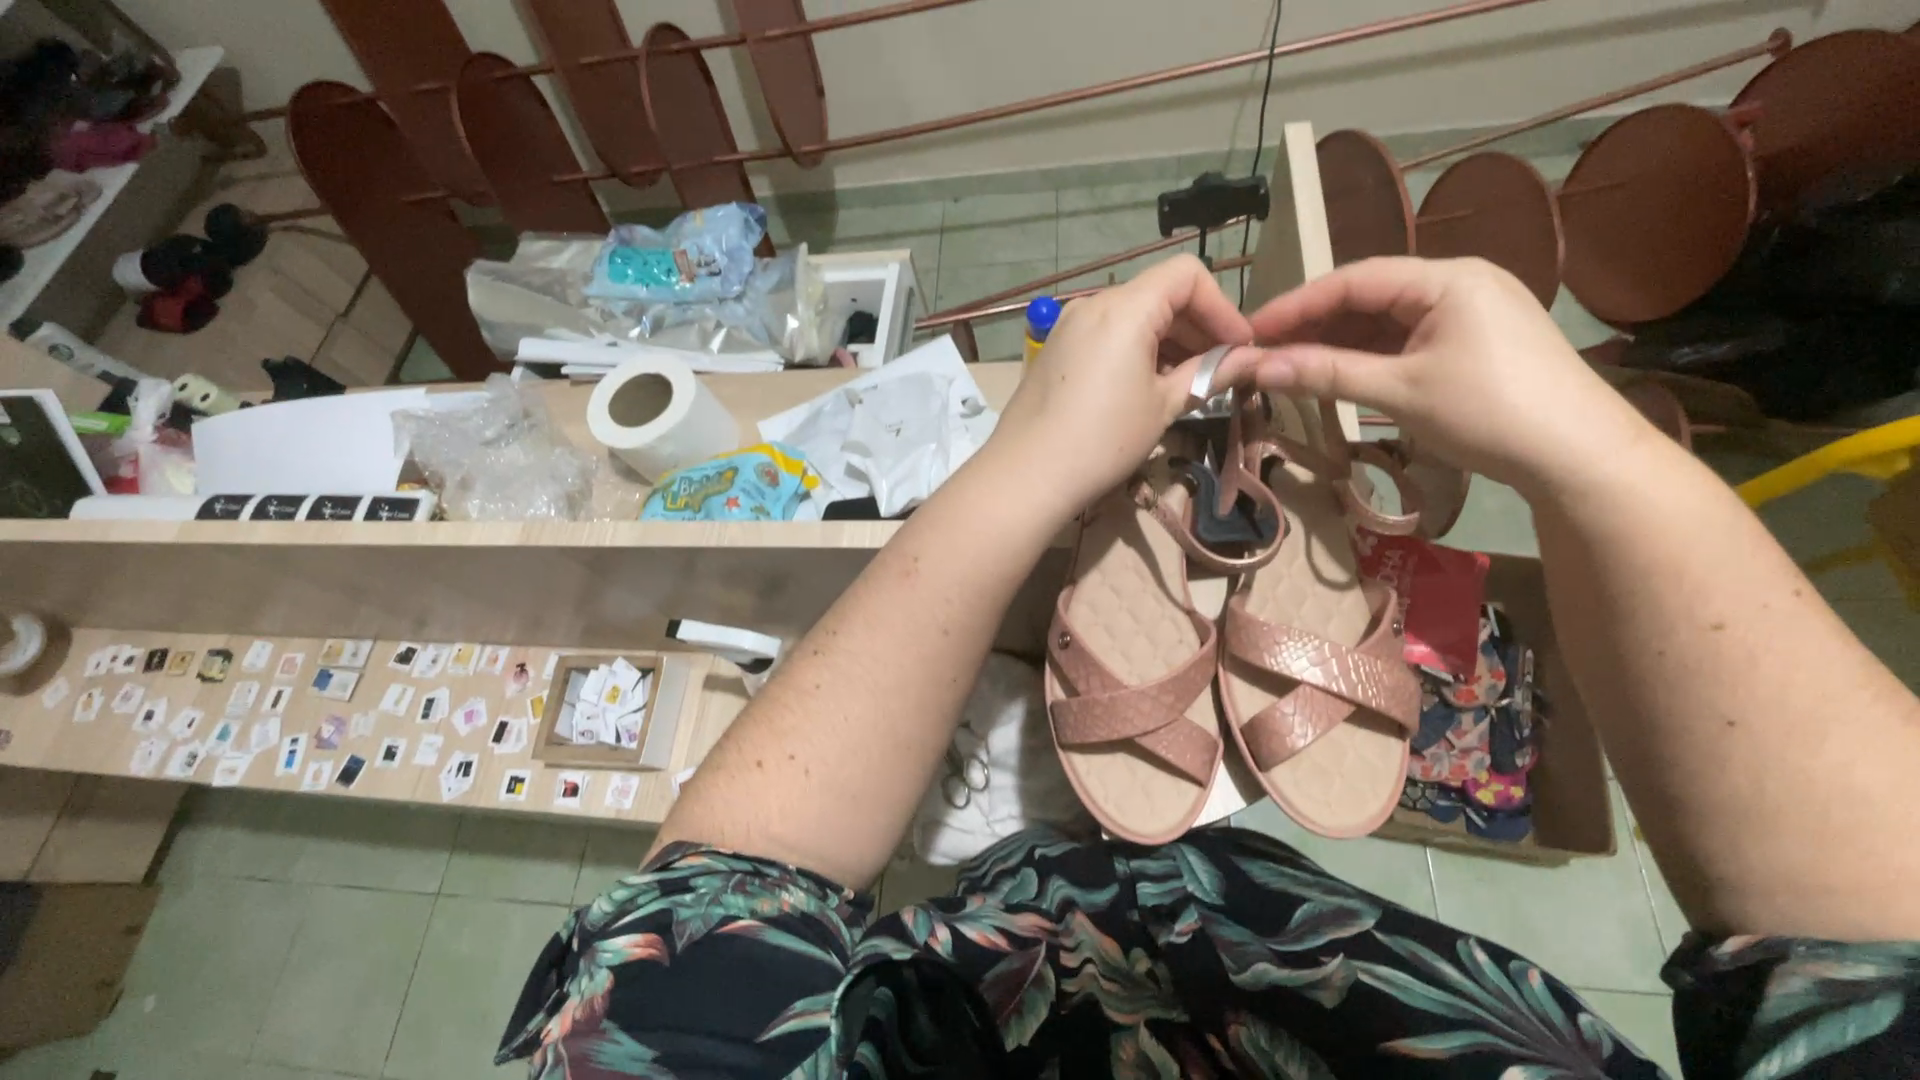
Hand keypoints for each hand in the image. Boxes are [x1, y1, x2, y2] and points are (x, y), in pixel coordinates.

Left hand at [978, 255, 1257, 512]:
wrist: (1027, 475)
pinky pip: (1107, 334)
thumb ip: (1208, 373)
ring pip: (1133, 315)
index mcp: (1125, 308)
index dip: (1221, 307)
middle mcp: (1093, 304)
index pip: (1187, 275)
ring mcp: (1068, 325)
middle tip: (1220, 369)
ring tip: (1187, 383)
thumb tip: (1250, 359)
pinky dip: (1136, 349)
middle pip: (1159, 293)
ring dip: (1168, 340)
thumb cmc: (1103, 440)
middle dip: (1197, 326)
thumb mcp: (1164, 406)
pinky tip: (1147, 387)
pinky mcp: (1055, 349)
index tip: (1239, 347)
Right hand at [1226, 257, 1658, 494]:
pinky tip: (1338, 375)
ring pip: (1384, 320)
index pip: (1352, 280)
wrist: (1579, 456)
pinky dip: (1367, 357)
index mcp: (1447, 278)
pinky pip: (1406, 339)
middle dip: (1312, 326)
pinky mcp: (1474, 341)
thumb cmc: (1489, 413)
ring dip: (1337, 344)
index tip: (1248, 333)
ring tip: (1290, 370)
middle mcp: (1458, 282)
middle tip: (1261, 356)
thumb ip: (1326, 374)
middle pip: (1367, 297)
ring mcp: (1469, 312)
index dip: (1295, 305)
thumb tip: (1254, 368)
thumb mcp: (1399, 392)